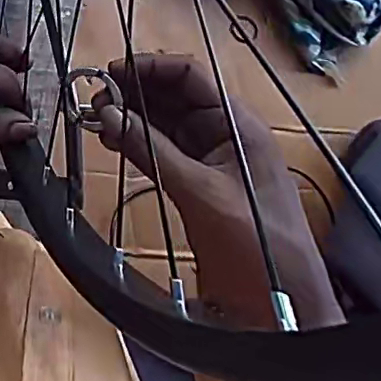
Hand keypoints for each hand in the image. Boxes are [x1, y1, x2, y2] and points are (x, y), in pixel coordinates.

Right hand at [92, 53, 341, 328]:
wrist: (286, 314)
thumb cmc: (259, 247)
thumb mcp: (201, 193)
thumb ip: (150, 149)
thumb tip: (105, 112)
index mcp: (236, 125)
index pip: (189, 75)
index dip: (149, 67)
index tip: (110, 72)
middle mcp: (221, 132)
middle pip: (169, 94)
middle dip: (130, 91)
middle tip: (94, 102)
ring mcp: (207, 156)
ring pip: (158, 119)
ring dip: (126, 115)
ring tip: (95, 121)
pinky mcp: (193, 179)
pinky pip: (155, 146)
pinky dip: (131, 139)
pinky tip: (109, 140)